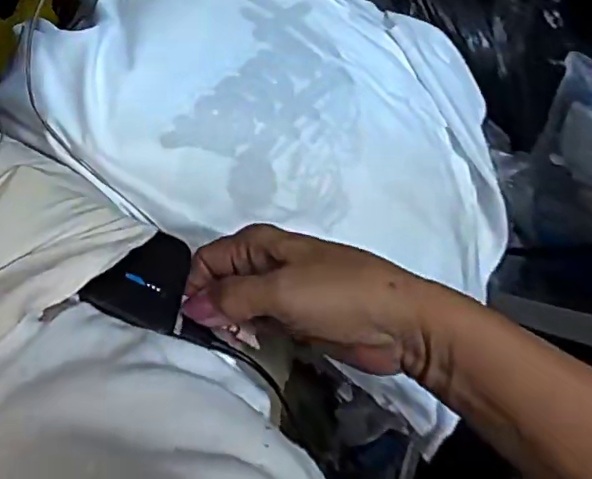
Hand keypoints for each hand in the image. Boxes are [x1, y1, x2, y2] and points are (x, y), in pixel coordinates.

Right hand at [183, 224, 440, 378]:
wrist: (403, 324)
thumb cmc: (337, 294)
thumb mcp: (278, 292)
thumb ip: (231, 298)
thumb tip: (189, 305)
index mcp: (256, 243)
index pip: (208, 259)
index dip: (194, 286)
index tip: (189, 319)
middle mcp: (264, 263)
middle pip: (221, 281)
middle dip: (212, 306)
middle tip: (214, 335)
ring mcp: (281, 291)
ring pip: (239, 305)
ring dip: (232, 323)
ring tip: (236, 342)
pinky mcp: (296, 318)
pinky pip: (261, 324)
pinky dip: (252, 334)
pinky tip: (252, 348)